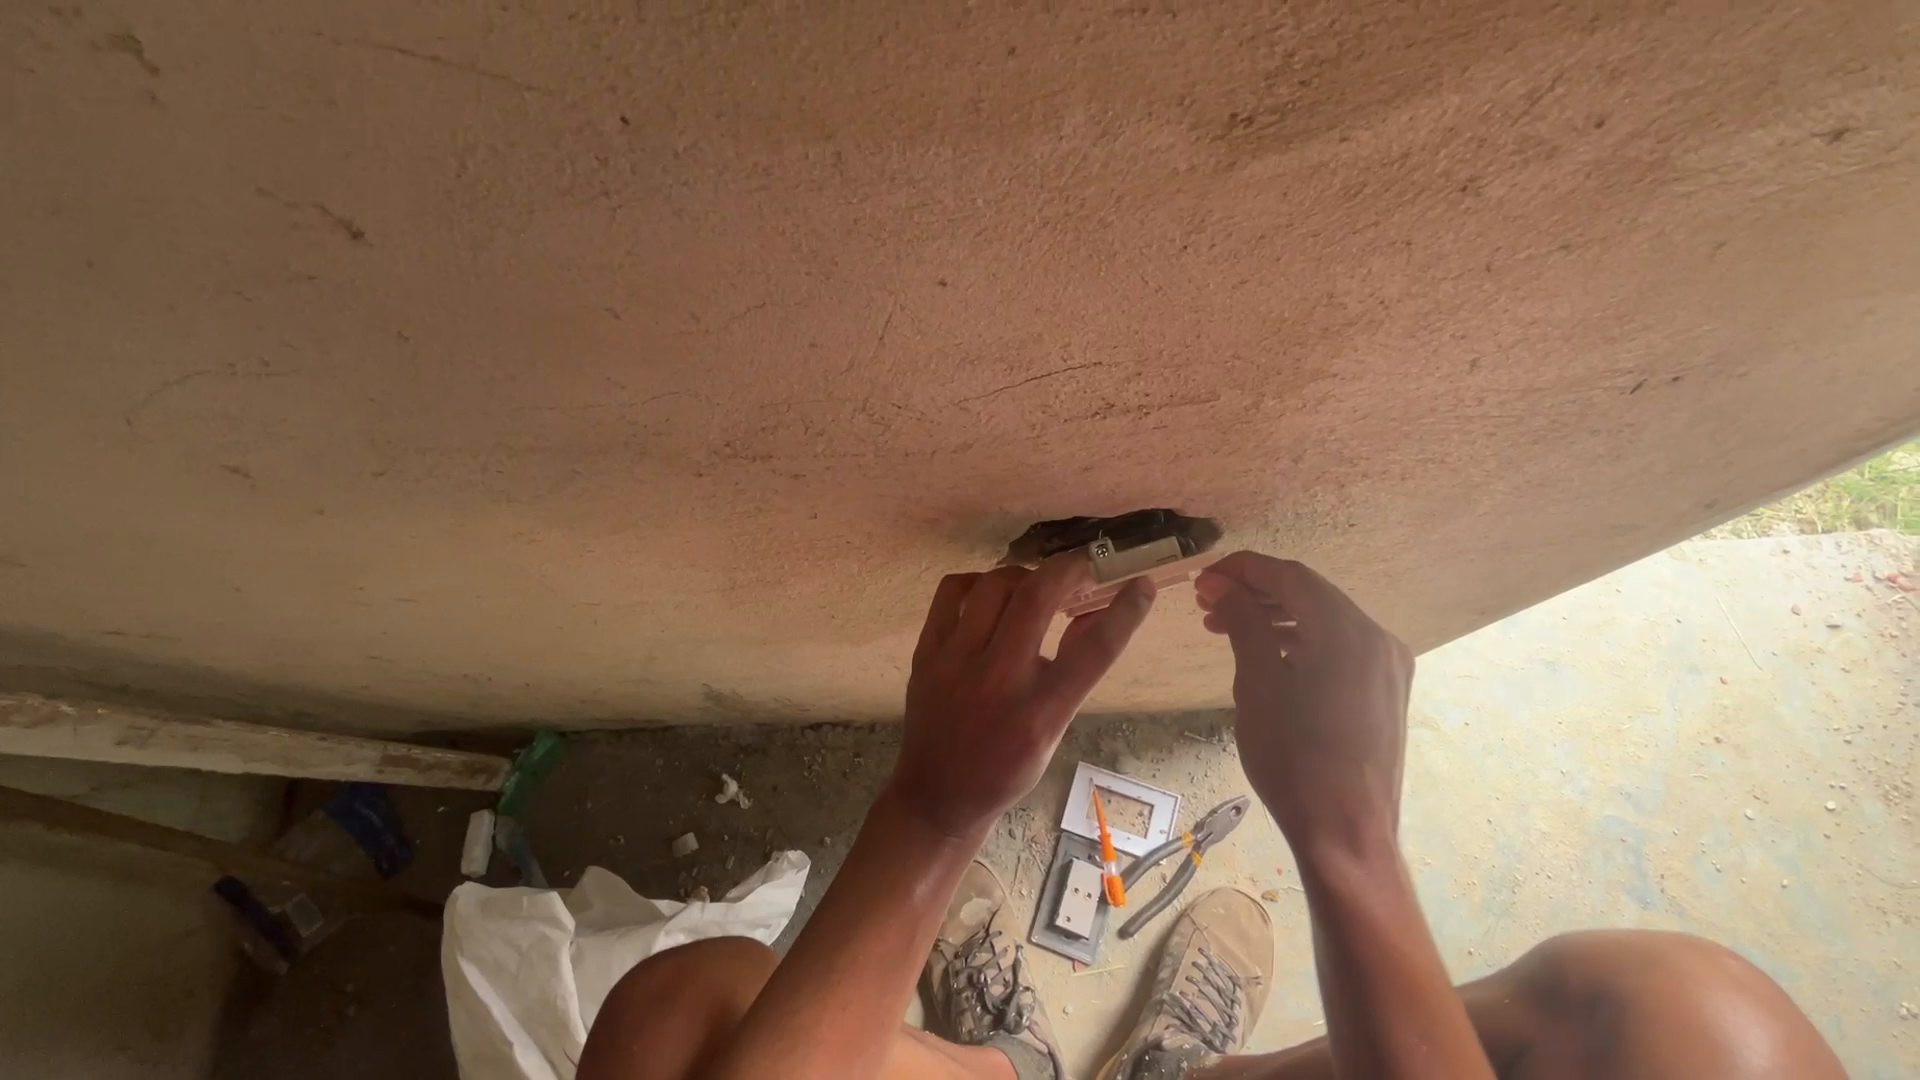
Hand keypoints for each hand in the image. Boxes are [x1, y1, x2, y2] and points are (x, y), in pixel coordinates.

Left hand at [889, 558, 1156, 837]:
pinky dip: (977, 581)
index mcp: (1040, 713)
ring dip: (1023, 575)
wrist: (937, 795)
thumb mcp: (1054, 730)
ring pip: (993, 586)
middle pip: (1036, 599)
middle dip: (1067, 570)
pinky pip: (951, 591)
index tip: (1142, 584)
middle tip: (1081, 568)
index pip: (1094, 650)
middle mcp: (998, 681)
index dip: (1126, 612)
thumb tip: (1098, 613)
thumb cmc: (1006, 769)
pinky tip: (990, 593)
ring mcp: (954, 663)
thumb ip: (1075, 672)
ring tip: (1034, 586)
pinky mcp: (925, 652)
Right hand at [1194, 552, 1413, 853]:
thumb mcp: (1257, 685)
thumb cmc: (1293, 759)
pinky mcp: (1385, 688)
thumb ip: (1244, 623)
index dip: (1242, 570)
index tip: (1203, 579)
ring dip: (1274, 615)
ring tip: (1226, 628)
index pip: (1290, 576)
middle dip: (1256, 591)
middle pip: (1309, 593)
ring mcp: (1387, 664)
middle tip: (1208, 604)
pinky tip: (1266, 652)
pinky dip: (1299, 639)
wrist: (1345, 833)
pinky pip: (1338, 645)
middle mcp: (1377, 638)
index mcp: (1348, 632)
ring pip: (1323, 618)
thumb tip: (1221, 586)